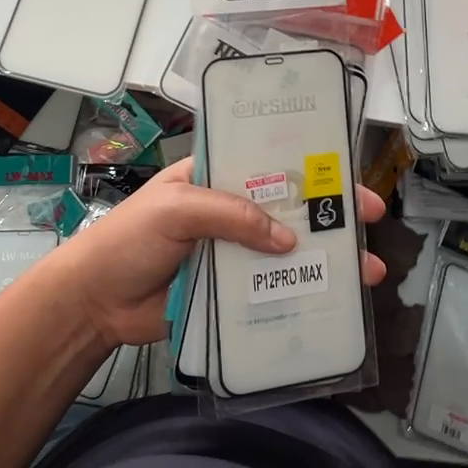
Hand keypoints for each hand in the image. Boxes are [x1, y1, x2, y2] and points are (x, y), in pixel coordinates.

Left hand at [40, 157, 386, 349]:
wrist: (95, 302)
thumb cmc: (128, 237)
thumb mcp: (177, 208)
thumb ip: (230, 214)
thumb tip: (288, 239)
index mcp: (218, 176)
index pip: (272, 164)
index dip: (312, 167)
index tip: (348, 177)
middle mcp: (232, 211)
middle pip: (290, 209)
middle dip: (332, 215)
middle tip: (372, 223)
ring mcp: (233, 253)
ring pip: (288, 253)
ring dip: (325, 259)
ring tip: (365, 273)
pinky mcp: (230, 293)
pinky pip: (270, 291)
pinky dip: (299, 295)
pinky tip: (330, 303)